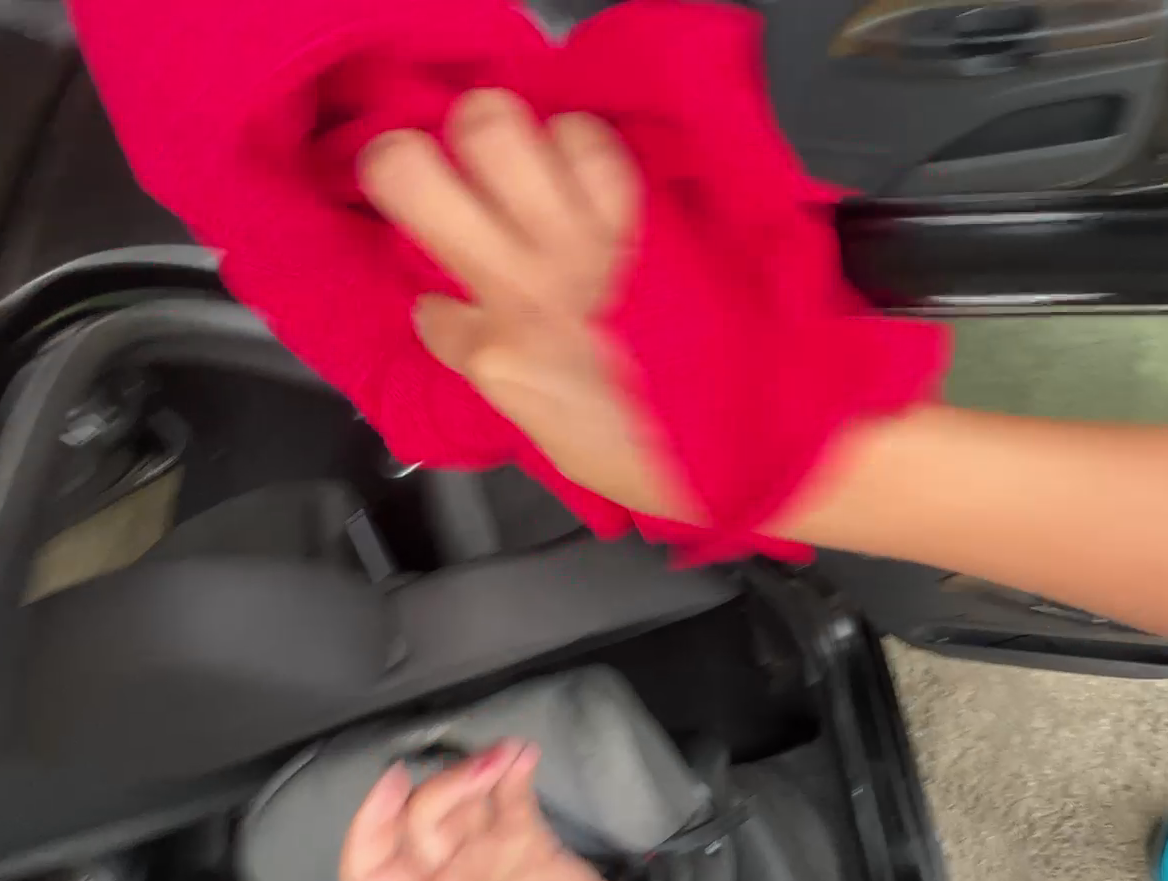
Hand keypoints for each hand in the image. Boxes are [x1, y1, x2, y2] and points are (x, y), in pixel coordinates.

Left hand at [339, 741, 648, 880]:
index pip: (372, 871)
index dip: (370, 826)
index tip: (392, 787)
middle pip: (419, 823)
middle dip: (442, 787)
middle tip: (480, 769)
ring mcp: (489, 864)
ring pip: (463, 804)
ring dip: (476, 771)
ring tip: (505, 755)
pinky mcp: (531, 847)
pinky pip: (513, 801)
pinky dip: (515, 773)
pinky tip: (523, 757)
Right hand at [358, 88, 685, 517]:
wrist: (762, 446)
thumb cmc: (669, 465)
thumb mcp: (568, 451)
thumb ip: (515, 390)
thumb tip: (488, 350)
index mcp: (500, 361)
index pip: (428, 308)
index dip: (451, 307)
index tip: (479, 311)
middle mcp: (523, 288)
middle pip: (405, 168)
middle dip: (422, 169)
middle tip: (466, 198)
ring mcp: (583, 247)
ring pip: (496, 129)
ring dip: (510, 147)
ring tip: (540, 184)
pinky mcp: (646, 223)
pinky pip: (596, 147)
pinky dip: (589, 152)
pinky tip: (599, 184)